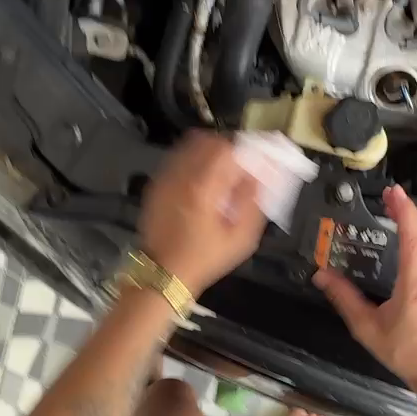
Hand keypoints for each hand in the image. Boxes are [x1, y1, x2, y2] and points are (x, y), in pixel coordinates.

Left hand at [138, 131, 266, 295]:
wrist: (163, 274)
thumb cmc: (204, 259)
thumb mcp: (240, 238)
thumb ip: (253, 202)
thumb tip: (260, 177)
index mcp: (202, 187)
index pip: (226, 148)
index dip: (245, 151)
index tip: (256, 163)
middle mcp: (180, 176)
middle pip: (207, 141)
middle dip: (228, 149)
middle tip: (240, 166)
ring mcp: (164, 179)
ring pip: (190, 146)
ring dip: (209, 153)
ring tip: (221, 173)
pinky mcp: (156, 186)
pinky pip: (177, 160)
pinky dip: (193, 162)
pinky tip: (201, 182)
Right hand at [314, 185, 416, 395]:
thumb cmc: (405, 352)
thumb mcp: (367, 328)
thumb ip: (344, 298)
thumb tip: (321, 275)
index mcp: (415, 284)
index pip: (413, 236)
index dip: (404, 211)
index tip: (393, 193)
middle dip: (411, 212)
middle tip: (391, 200)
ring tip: (402, 215)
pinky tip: (416, 242)